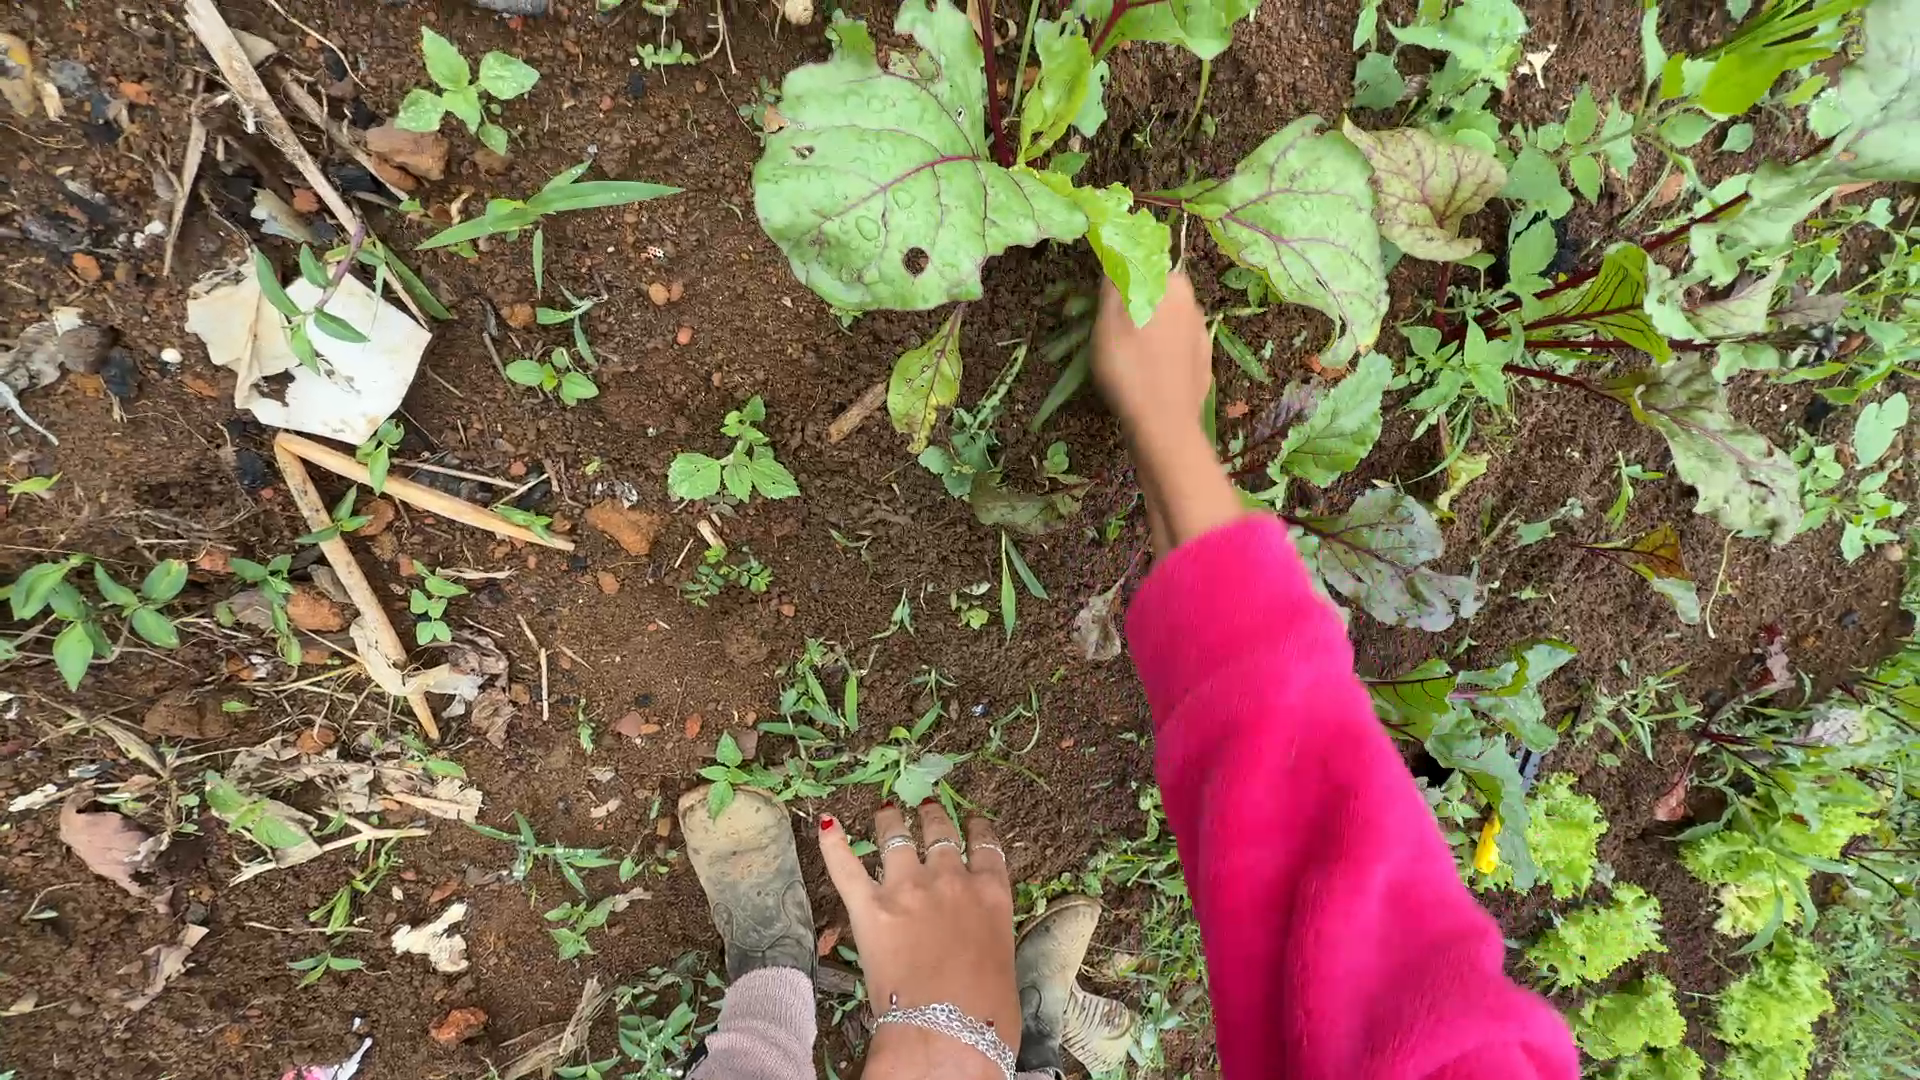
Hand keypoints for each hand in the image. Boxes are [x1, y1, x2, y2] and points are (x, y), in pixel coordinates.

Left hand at [820, 801, 1016, 1079]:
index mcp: (990, 894)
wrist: (944, 1038)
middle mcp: (951, 879)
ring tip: (886, 810)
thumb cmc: (986, 1018)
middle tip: (927, 806)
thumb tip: (976, 943)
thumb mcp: (1002, 965)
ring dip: (891, 821)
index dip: (977, 829)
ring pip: (897, 837)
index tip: (972, 821)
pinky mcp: (870, 907)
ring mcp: (908, 888)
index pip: (986, 846)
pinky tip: (826, 824)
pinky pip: (847, 868)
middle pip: (941, 833)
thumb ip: (988, 937)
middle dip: (933, 817)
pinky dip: (833, 845)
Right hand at [1092, 273, 1243, 553]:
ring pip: (1168, 318)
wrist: (1164, 426)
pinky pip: (1176, 346)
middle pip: (1158, 290)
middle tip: (1108, 327)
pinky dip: (1160, 351)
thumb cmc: (1129, 369)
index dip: (1123, 270)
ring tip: (1125, 354)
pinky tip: (1146, 370)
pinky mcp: (1202, 363)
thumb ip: (1114, 280)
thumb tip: (1116, 246)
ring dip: (1148, 326)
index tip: (1104, 291)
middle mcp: (1193, 302)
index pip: (1146, 258)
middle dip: (1136, 300)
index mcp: (1171, 284)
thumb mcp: (1108, 320)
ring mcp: (1201, 334)